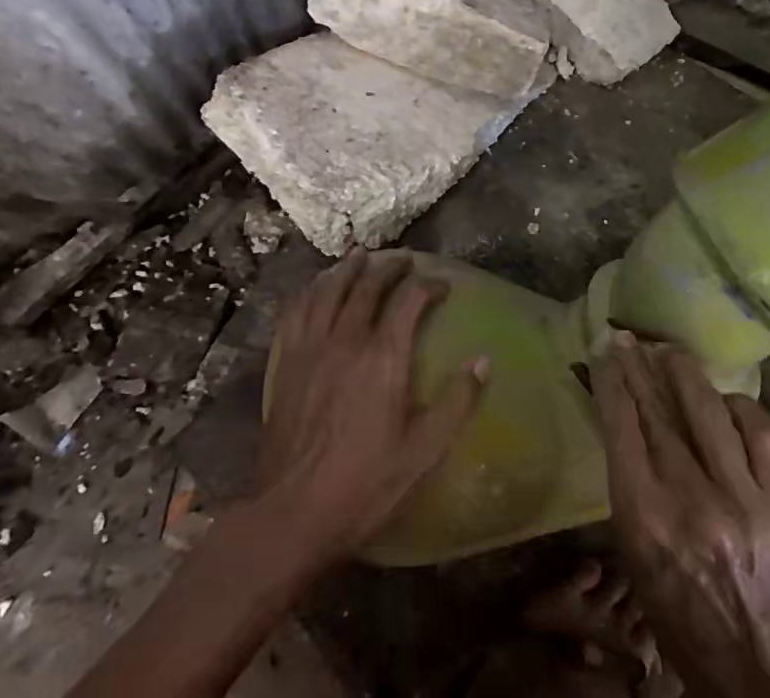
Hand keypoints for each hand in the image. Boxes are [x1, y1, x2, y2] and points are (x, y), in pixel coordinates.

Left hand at [257, 248, 487, 557]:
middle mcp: (345, 341)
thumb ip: (458, 402)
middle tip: (404, 260)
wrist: (293, 513)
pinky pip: (295, 313)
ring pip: (327, 291)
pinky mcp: (286, 364)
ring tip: (360, 256)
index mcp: (383, 358)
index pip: (409, 300)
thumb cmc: (366, 483)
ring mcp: (310, 350)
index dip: (428, 286)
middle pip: (367, 286)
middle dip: (389, 267)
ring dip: (347, 269)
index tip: (442, 287)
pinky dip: (309, 292)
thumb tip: (483, 361)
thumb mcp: (425, 450)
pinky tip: (314, 288)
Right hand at [591, 334, 769, 697]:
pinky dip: (742, 408)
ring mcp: (743, 496)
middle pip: (660, 412)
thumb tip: (628, 430)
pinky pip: (764, 433)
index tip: (604, 352)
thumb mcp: (636, 557)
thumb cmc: (681, 617)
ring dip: (685, 374)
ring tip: (670, 352)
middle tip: (630, 338)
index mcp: (644, 517)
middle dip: (640, 368)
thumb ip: (632, 491)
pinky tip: (728, 400)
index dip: (611, 383)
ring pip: (710, 412)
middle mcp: (690, 498)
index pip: (622, 428)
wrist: (761, 667)